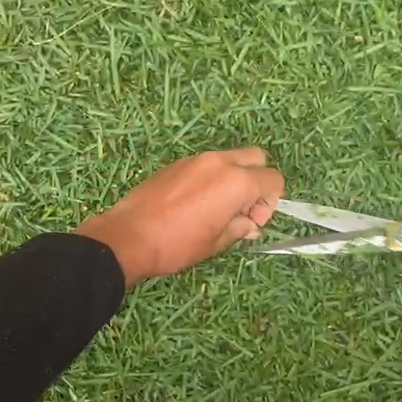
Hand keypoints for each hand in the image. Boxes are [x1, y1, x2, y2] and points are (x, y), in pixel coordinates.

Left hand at [76, 148, 284, 286]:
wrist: (129, 236)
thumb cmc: (176, 244)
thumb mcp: (215, 242)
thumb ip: (239, 228)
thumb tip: (249, 224)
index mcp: (236, 181)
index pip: (273, 180)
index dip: (270, 203)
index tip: (253, 222)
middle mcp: (219, 162)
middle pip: (256, 158)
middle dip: (257, 181)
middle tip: (243, 209)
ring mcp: (196, 159)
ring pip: (230, 158)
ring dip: (234, 178)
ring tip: (218, 209)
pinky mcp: (177, 164)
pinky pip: (206, 163)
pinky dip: (213, 177)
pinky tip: (197, 204)